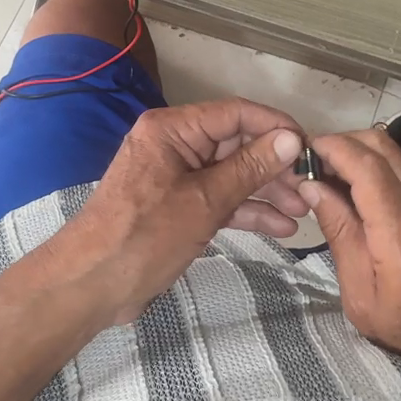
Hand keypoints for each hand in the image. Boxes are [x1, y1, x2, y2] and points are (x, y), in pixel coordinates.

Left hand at [60, 98, 306, 323]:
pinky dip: (246, 211)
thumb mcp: (204, 201)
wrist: (90, 287)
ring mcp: (178, 177)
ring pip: (232, 175)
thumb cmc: (145, 236)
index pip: (236, 114)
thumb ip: (250, 168)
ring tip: (302, 213)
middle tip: (309, 188)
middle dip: (274, 167)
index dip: (276, 127)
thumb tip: (290, 139)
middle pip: (237, 145)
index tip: (309, 148)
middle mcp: (176, 145)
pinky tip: (279, 228)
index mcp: (174, 129)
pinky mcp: (179, 206)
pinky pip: (219, 199)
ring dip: (266, 192)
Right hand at [300, 130, 400, 385]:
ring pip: (395, 152)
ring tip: (335, 175)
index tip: (306, 150)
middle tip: (316, 160)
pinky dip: (380, 166)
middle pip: (381, 145)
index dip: (332, 148)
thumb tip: (312, 187)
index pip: (365, 167)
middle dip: (343, 141)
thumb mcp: (362, 298)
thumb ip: (340, 236)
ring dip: (361, 152)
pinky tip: (364, 190)